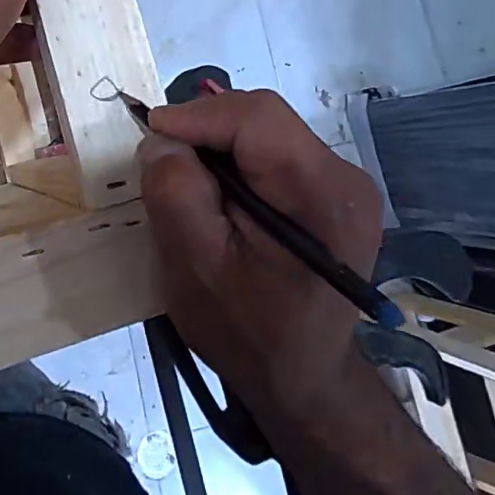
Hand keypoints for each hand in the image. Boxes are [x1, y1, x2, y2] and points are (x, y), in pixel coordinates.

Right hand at [139, 90, 385, 428]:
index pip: (257, 117)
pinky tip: (214, 194)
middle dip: (204, 132)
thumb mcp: (196, 267)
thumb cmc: (247, 332)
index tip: (149, 133)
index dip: (196, 115)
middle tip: (161, 163)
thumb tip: (163, 139)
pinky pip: (271, 152)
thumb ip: (176, 193)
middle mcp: (345, 177)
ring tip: (184, 181)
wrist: (301, 378)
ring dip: (215, 147)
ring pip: (263, 131)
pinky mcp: (329, 191)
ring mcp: (342, 183)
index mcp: (324, 194)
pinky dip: (232, 162)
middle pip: (262, 119)